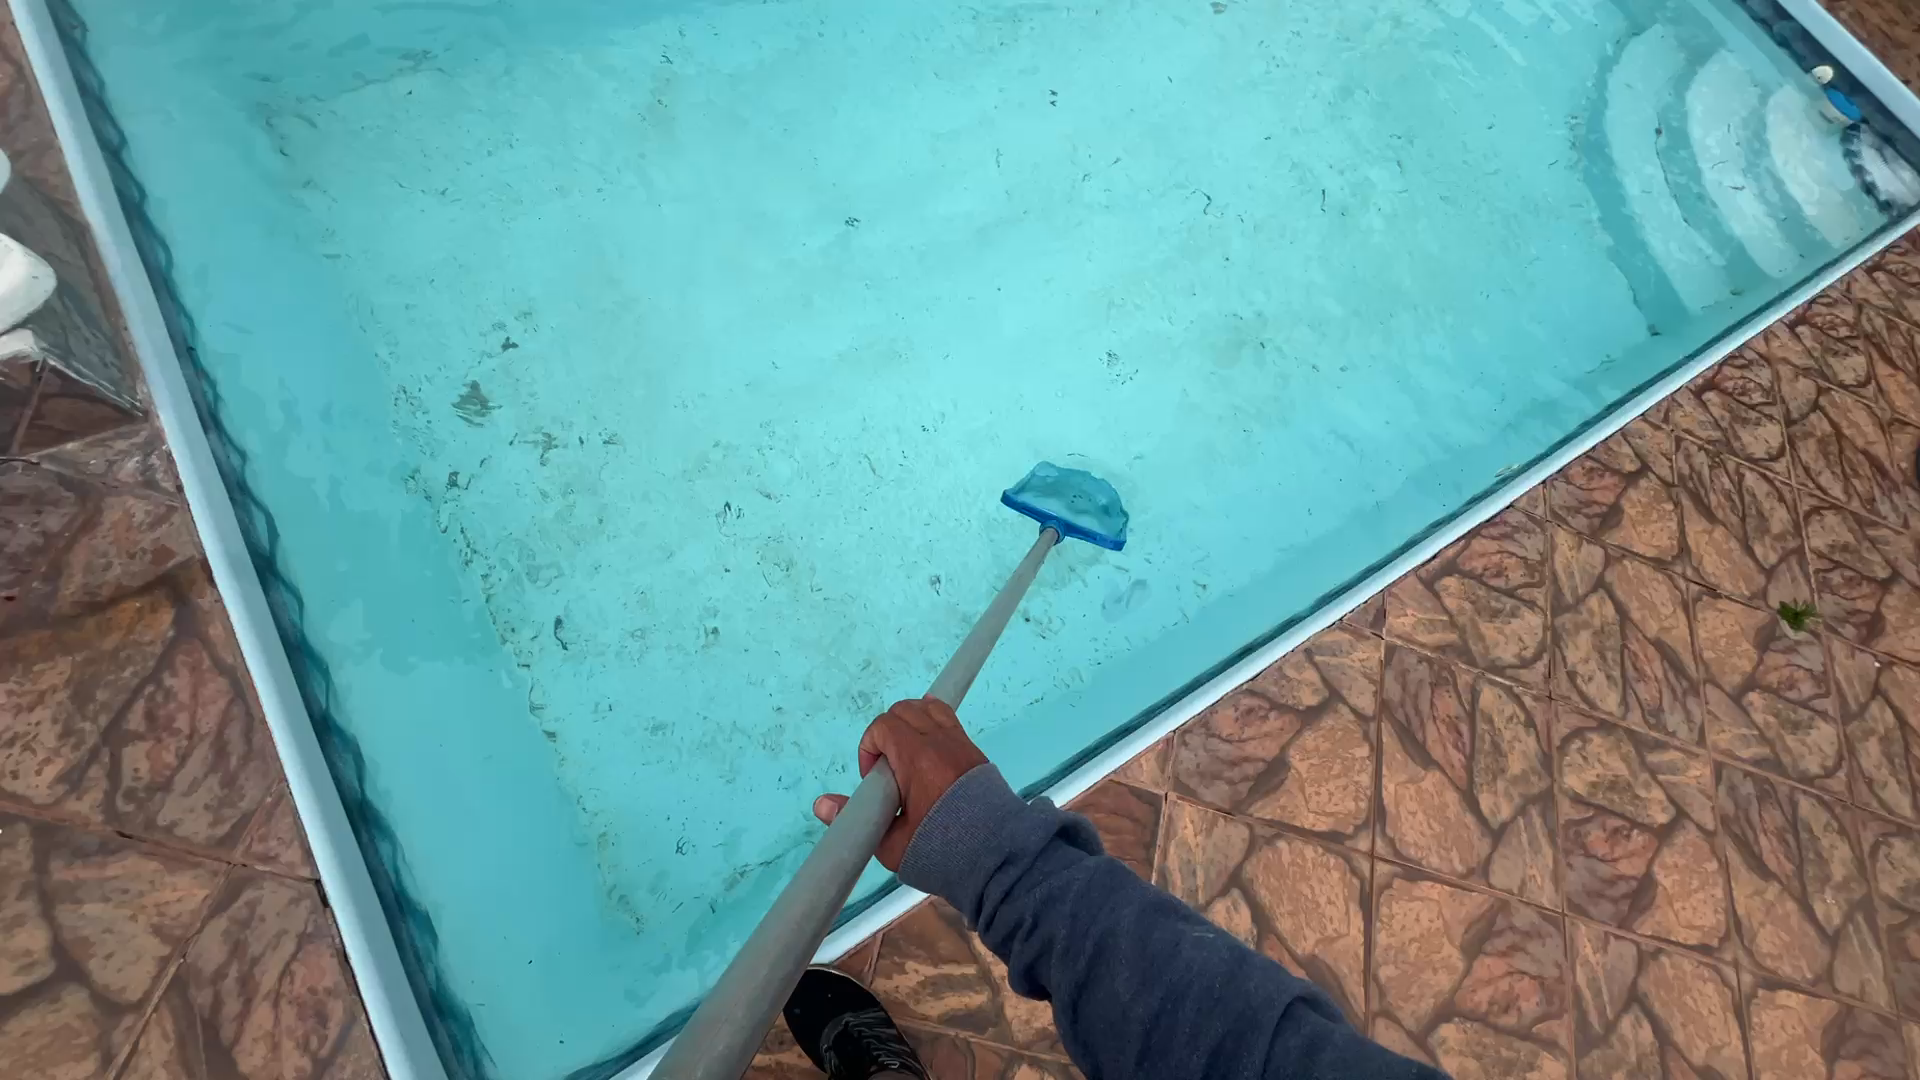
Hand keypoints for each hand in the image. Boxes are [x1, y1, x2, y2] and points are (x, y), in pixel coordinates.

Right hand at [813, 697, 988, 869]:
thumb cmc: (940, 850)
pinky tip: (927, 738)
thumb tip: (821, 805)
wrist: (996, 856)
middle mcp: (939, 742)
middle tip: (888, 768)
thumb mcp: (891, 843)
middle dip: (887, 732)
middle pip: (905, 709)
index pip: (884, 725)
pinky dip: (933, 719)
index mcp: (917, 759)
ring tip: (906, 752)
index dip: (870, 747)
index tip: (874, 779)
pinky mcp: (973, 750)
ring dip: (911, 722)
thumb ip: (855, 819)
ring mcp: (959, 742)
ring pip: (928, 706)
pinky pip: (949, 717)